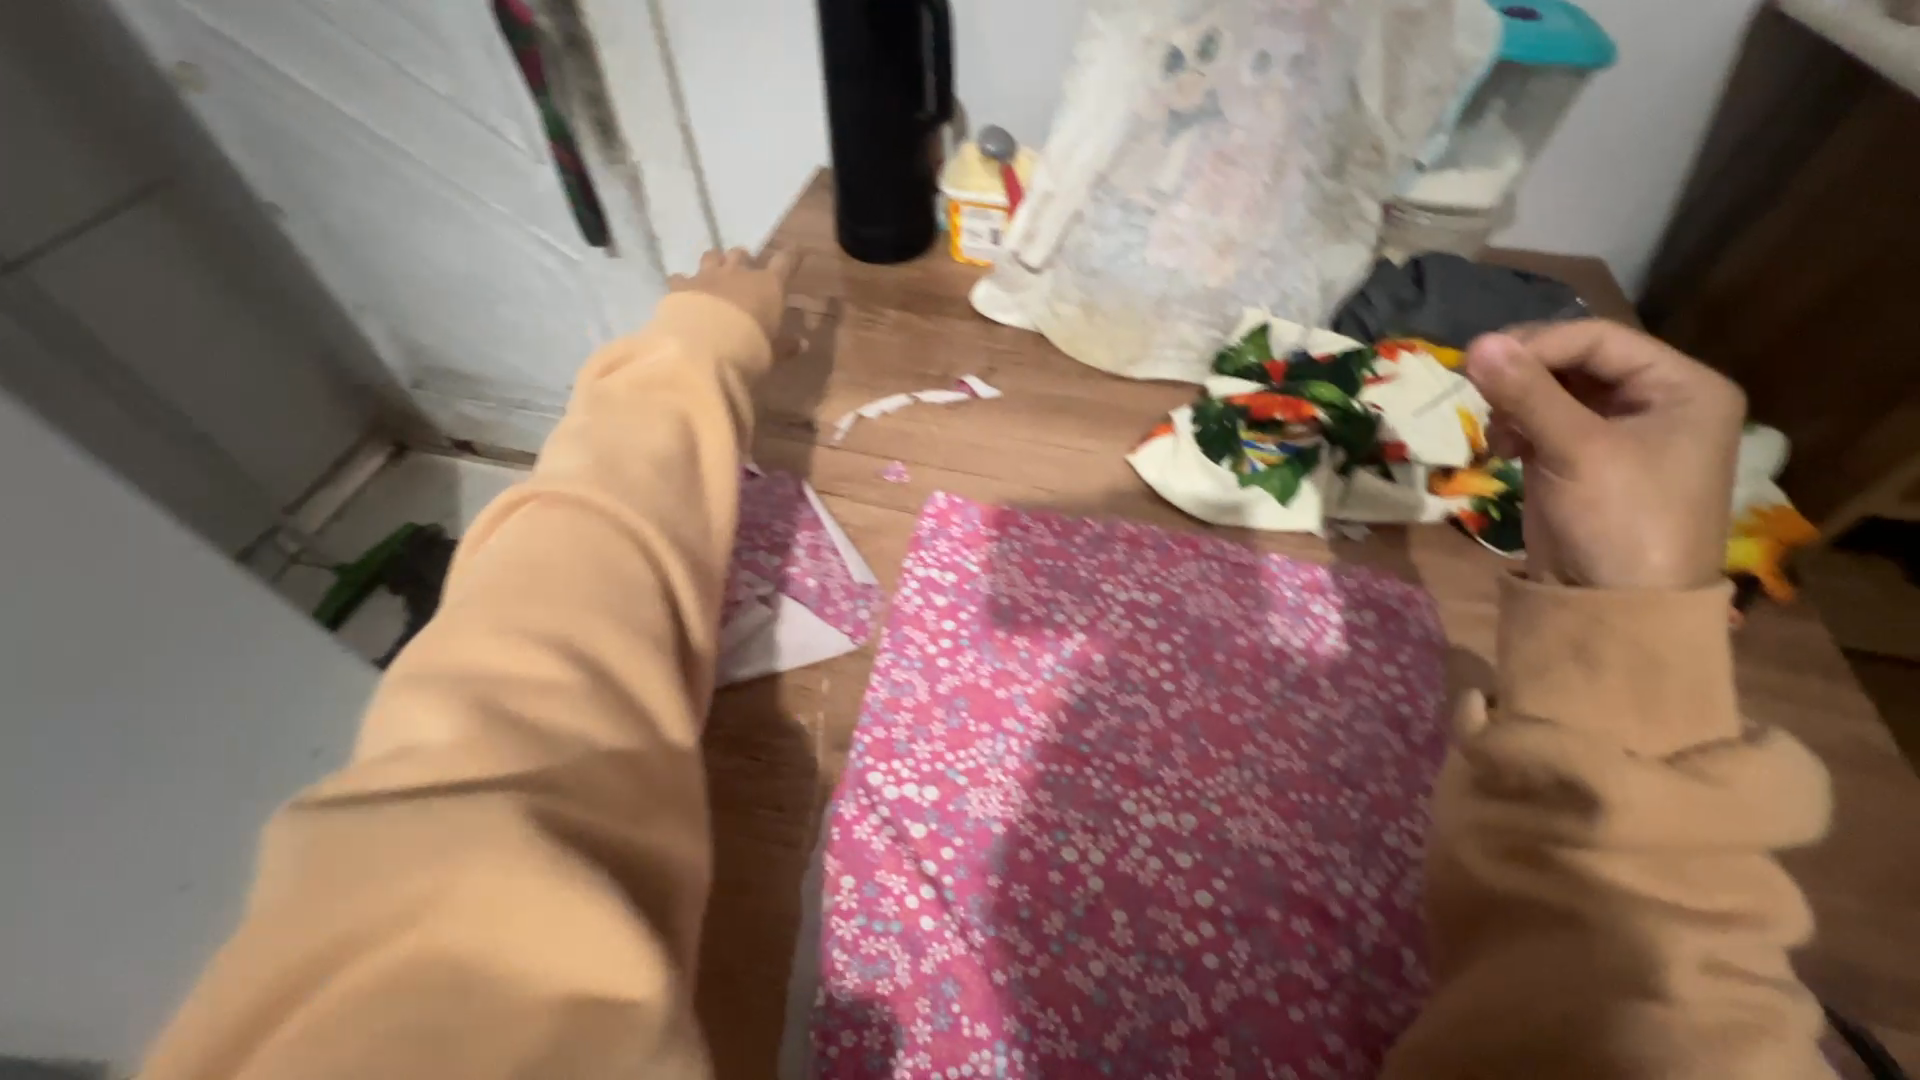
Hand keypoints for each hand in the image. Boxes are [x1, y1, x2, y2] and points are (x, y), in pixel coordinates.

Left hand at [670, 247, 797, 343]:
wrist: (704, 347)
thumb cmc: (749, 348)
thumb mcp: (772, 352)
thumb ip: (785, 346)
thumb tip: (803, 344)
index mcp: (768, 286)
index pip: (784, 262)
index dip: (791, 256)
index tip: (795, 250)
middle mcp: (738, 273)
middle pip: (742, 254)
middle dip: (744, 260)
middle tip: (745, 269)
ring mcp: (708, 276)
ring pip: (712, 256)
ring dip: (716, 262)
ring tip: (715, 272)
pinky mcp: (682, 285)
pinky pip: (681, 277)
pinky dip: (684, 282)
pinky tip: (683, 289)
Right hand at [1464, 320, 1744, 590]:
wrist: (1616, 606)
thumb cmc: (1620, 519)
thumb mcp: (1576, 449)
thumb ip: (1527, 392)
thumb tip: (1475, 343)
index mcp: (1682, 387)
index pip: (1599, 340)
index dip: (1538, 345)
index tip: (1479, 362)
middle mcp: (1655, 401)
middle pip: (1575, 362)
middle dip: (1523, 376)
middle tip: (1479, 393)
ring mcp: (1617, 432)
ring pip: (1552, 391)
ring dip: (1514, 403)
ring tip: (1496, 432)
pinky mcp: (1581, 460)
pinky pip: (1543, 422)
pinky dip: (1515, 427)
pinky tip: (1501, 448)